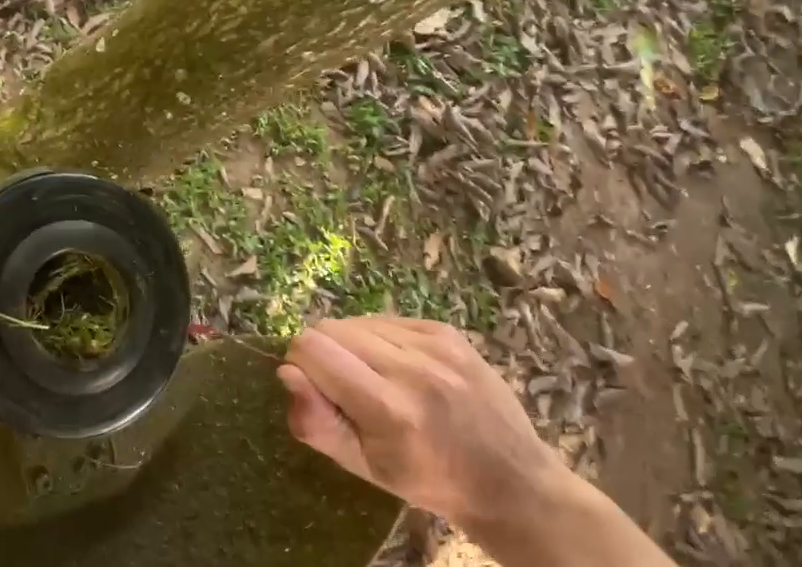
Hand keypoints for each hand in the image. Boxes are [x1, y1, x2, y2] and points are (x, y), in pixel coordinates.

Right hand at [278, 316, 568, 528]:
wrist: (514, 482)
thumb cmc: (430, 480)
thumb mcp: (365, 467)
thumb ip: (316, 422)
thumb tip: (286, 372)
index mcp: (390, 408)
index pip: (310, 348)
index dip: (301, 366)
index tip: (318, 392)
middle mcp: (413, 369)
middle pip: (327, 328)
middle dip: (323, 354)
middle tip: (344, 388)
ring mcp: (436, 346)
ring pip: (354, 321)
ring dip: (351, 345)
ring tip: (375, 378)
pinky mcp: (447, 332)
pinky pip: (385, 319)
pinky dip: (379, 339)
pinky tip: (400, 368)